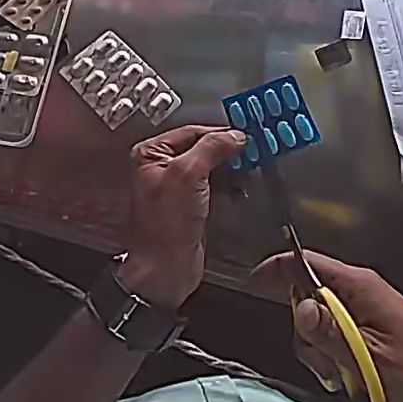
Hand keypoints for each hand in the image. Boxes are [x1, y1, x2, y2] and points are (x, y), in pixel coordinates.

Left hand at [122, 125, 246, 310]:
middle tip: (250, 149)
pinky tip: (240, 187)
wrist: (165, 270)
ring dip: (231, 167)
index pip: (192, 131)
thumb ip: (211, 148)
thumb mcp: (188, 175)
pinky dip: (229, 184)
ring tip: (247, 168)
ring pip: (211, 166)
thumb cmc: (163, 228)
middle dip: (227, 150)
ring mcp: (177, 187)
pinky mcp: (191, 204)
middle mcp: (162, 167)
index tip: (244, 133)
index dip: (219, 132)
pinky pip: (214, 185)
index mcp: (151, 154)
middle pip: (202, 148)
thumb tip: (233, 134)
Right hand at [252, 250, 402, 401]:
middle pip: (308, 296)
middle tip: (324, 361)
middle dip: (305, 330)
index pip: (306, 261)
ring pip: (320, 323)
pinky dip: (336, 360)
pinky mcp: (372, 333)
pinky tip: (354, 380)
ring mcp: (367, 312)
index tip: (255, 281)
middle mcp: (361, 293)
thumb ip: (329, 332)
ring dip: (322, 352)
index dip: (278, 268)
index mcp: (360, 286)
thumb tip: (298, 306)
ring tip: (347, 377)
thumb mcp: (370, 357)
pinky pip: (337, 339)